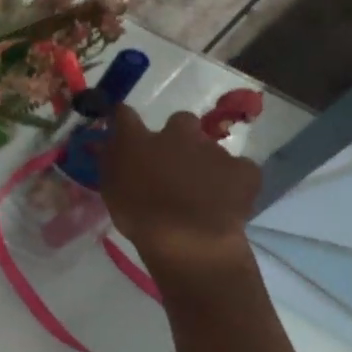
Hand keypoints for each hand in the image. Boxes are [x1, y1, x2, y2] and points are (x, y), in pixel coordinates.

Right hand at [101, 105, 262, 272]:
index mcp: (137, 141)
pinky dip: (231, 178)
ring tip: (200, 188)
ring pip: (209, 147)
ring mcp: (213, 150)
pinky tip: (223, 196)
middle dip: (178, 135)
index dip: (124, 117)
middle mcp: (176, 136)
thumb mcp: (110, 188)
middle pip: (180, 120)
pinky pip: (237, 167)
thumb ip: (111, 161)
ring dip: (202, 160)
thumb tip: (107, 144)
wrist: (187, 238)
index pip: (124, 114)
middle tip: (172, 159)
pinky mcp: (244, 168)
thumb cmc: (138, 215)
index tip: (122, 126)